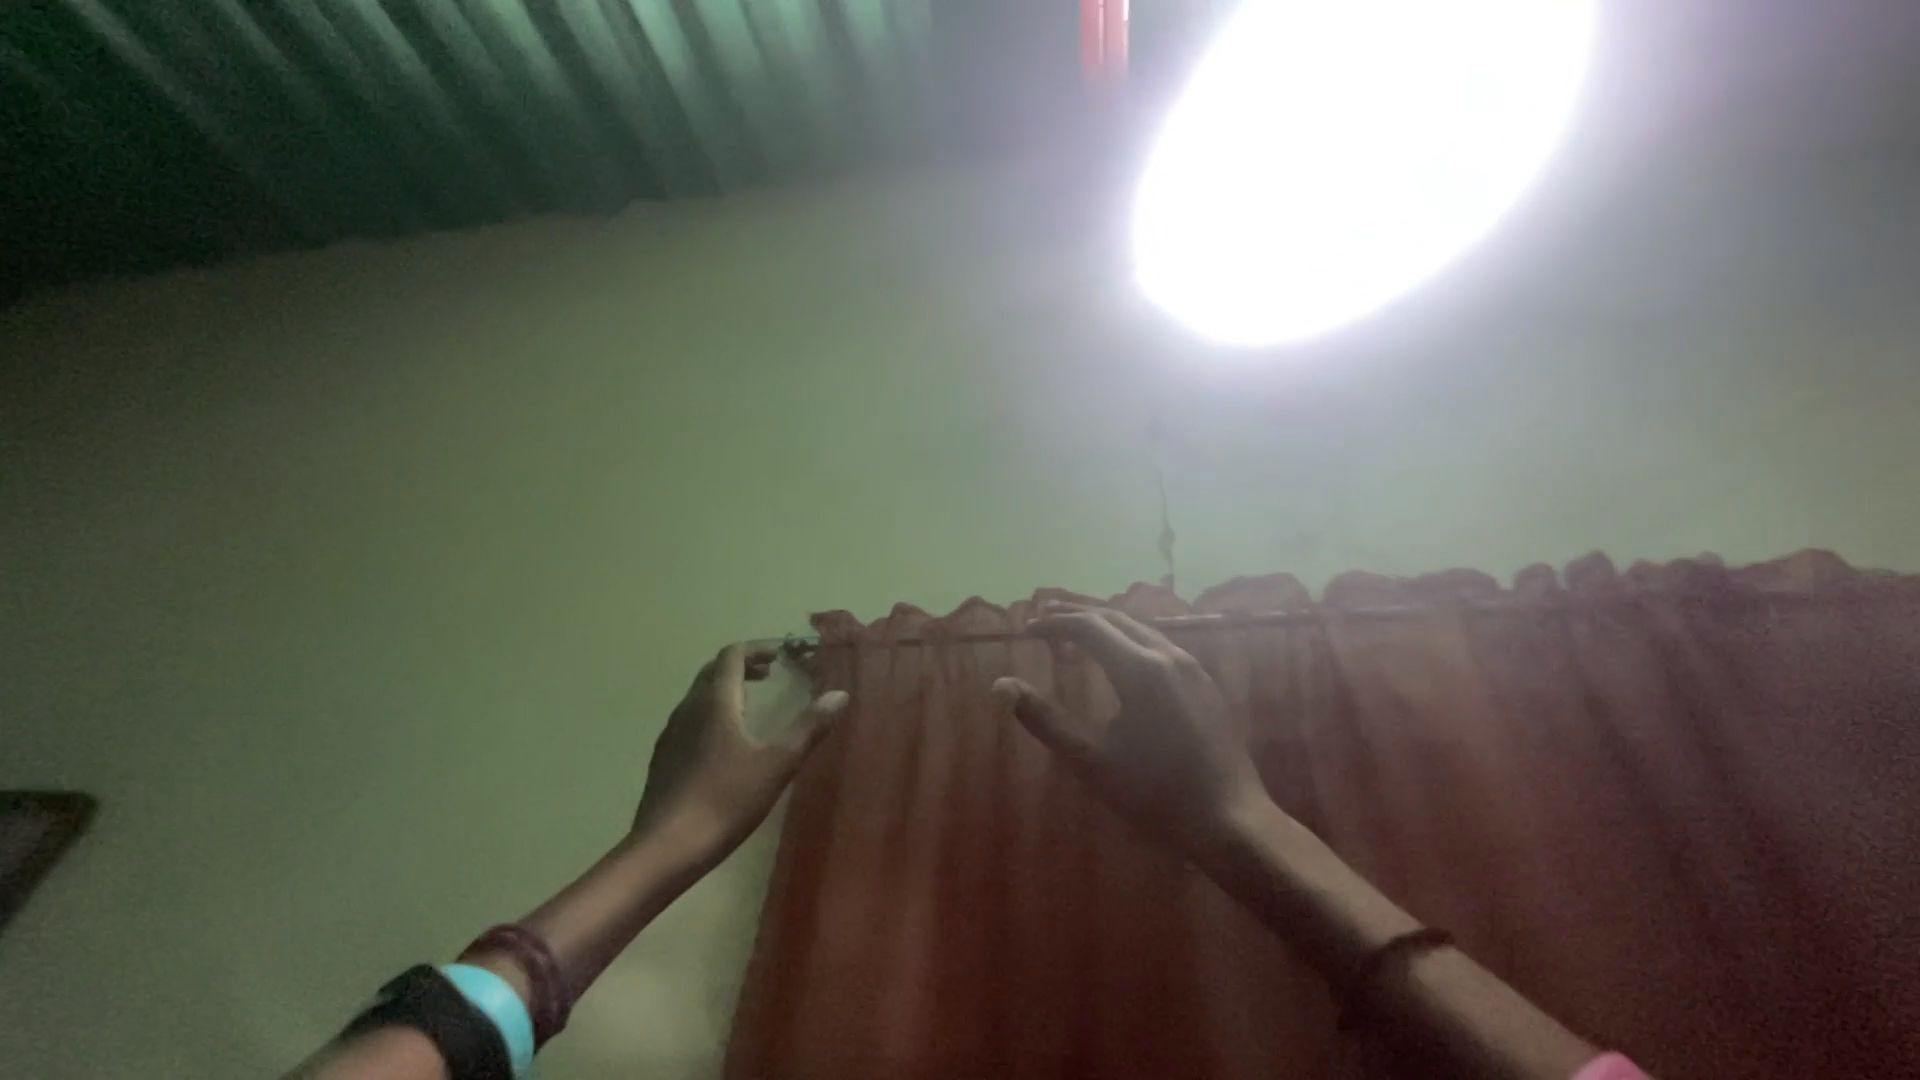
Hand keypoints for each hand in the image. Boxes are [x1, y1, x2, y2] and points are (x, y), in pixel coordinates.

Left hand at [633, 644, 848, 862]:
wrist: (665, 848)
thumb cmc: (725, 801)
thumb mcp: (777, 764)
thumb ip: (809, 727)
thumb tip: (840, 694)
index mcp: (715, 702)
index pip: (732, 656)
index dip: (757, 648)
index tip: (782, 654)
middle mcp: (688, 709)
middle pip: (713, 671)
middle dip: (743, 665)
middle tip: (771, 672)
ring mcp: (671, 734)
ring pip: (699, 695)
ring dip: (727, 688)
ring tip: (753, 702)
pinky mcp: (664, 758)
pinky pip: (690, 719)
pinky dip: (713, 712)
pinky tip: (727, 741)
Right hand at [994, 605, 1268, 860]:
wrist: (1230, 820)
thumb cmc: (1155, 793)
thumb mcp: (1091, 760)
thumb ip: (1046, 719)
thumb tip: (1001, 686)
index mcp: (1140, 669)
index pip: (1089, 627)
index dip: (1054, 623)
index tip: (1027, 629)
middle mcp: (1168, 656)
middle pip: (1115, 618)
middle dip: (1077, 614)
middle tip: (1044, 617)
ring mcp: (1192, 669)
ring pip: (1141, 629)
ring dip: (1104, 625)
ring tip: (1075, 634)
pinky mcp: (1205, 685)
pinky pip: (1160, 645)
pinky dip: (1129, 640)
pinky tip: (1121, 660)